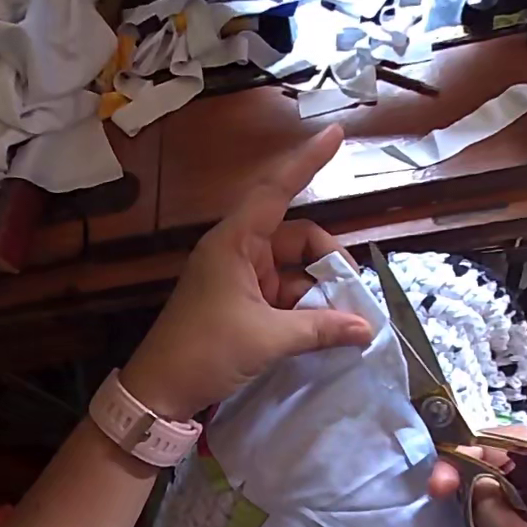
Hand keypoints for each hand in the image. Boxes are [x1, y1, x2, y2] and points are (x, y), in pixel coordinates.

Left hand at [119, 126, 372, 419]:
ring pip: (294, 272)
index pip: (276, 190)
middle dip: (329, 264)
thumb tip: (367, 328)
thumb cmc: (204, 351)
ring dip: (320, 293)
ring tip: (344, 323)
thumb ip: (320, 329)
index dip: (307, 162)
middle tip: (354, 299)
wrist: (160, 392)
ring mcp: (240, 279)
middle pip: (298, 240)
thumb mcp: (267, 339)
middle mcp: (238, 252)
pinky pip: (283, 295)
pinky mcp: (242, 304)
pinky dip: (305, 310)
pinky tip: (327, 331)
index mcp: (234, 243)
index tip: (337, 134)